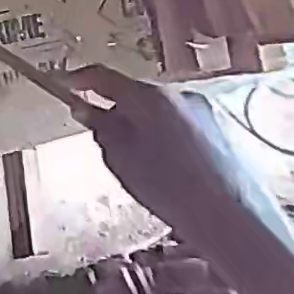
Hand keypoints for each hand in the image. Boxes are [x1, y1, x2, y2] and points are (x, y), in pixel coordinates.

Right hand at [69, 65, 279, 245]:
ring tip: (131, 156)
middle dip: (111, 107)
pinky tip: (160, 163)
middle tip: (96, 131)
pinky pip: (176, 121)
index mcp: (150, 97)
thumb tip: (88, 110)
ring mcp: (203, 110)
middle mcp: (179, 94)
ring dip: (136, 122)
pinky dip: (158, 133)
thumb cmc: (168, 186)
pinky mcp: (220, 128)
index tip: (61, 84)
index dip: (78, 79)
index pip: (103, 76)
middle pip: (133, 93)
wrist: (232, 216)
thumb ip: (101, 127)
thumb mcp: (119, 157)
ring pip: (155, 109)